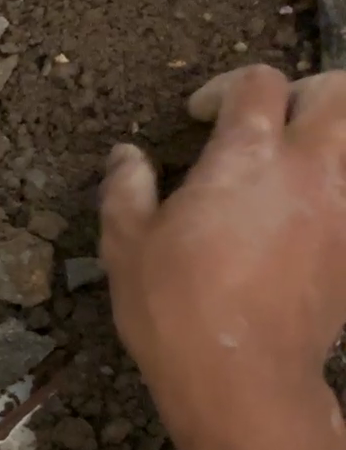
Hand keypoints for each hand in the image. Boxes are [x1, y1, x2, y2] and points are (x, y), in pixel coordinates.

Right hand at [100, 65, 345, 449]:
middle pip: (334, 89)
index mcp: (245, 158)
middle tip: (258, 124)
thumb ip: (126, 191)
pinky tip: (302, 203)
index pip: (255, 86)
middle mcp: (314, 160)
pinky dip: (332, 178)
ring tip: (291, 157)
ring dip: (329, 128)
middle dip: (296, 94)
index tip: (197, 114)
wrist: (238, 364)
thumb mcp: (125, 247)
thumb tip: (126, 155)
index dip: (224, 89)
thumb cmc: (168, 303)